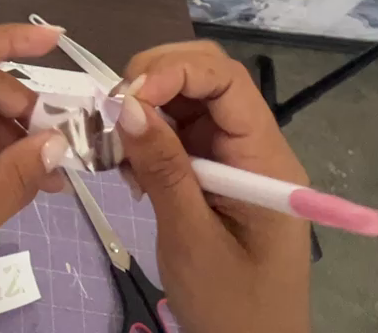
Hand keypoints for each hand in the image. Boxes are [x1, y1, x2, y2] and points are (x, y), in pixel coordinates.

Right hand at [114, 41, 310, 332]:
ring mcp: (228, 154)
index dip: (176, 71)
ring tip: (115, 145)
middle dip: (152, 78)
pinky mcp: (207, 166)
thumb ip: (162, 169)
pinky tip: (127, 164)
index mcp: (265, 159)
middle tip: (113, 111)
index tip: (127, 96)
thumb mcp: (192, 240)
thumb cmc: (232, 306)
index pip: (226, 80)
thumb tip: (124, 103)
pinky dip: (141, 131)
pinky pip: (171, 125)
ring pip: (182, 96)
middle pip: (203, 75)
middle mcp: (250, 144)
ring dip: (141, 106)